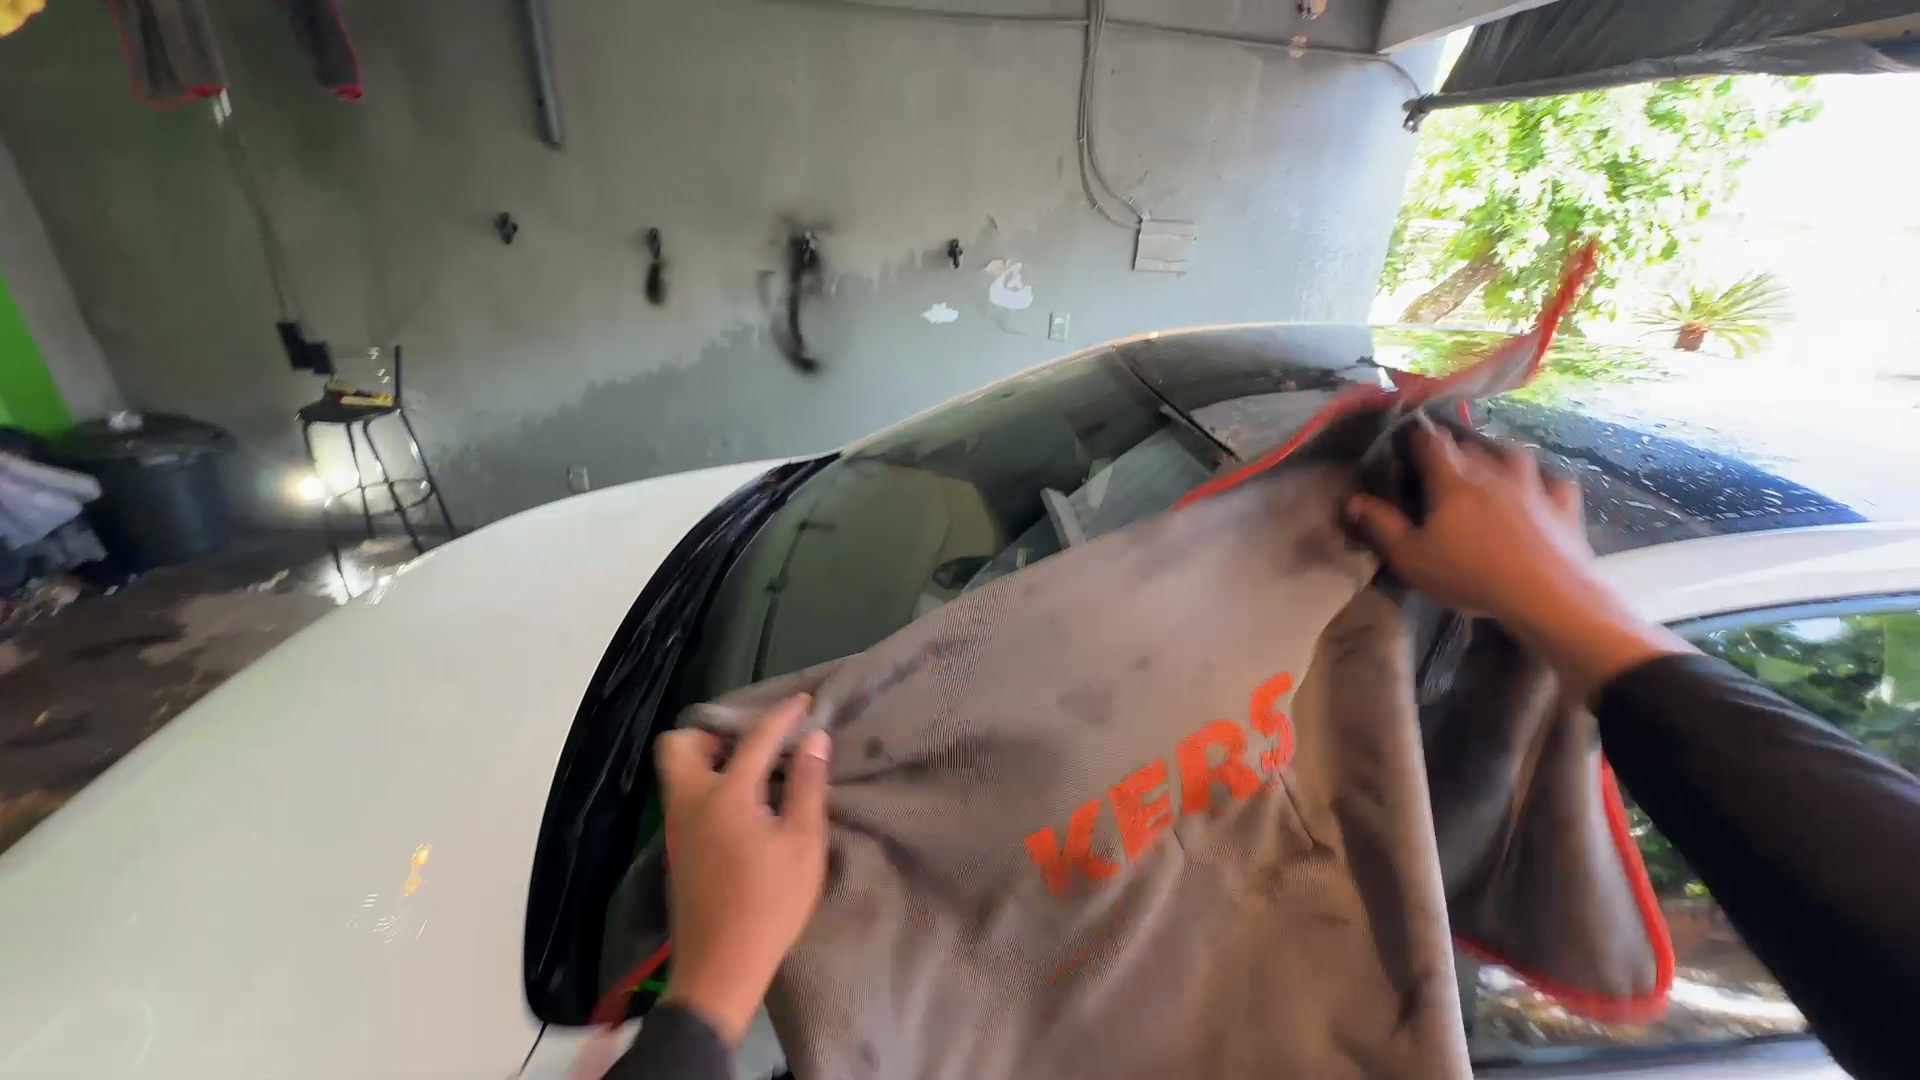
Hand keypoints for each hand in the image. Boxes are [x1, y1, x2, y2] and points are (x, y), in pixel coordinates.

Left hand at [655, 695, 830, 1043]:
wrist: (721, 968)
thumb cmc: (770, 904)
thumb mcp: (803, 844)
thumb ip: (808, 784)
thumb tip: (815, 738)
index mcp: (726, 795)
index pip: (755, 738)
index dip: (782, 714)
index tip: (805, 702)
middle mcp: (691, 801)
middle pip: (681, 743)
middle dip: (715, 730)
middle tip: (755, 740)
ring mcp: (677, 825)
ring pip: (677, 769)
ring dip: (709, 755)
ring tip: (751, 767)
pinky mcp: (675, 846)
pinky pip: (684, 793)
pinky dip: (707, 781)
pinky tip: (741, 801)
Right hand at [1345, 414, 1591, 623]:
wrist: (1546, 595)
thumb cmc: (1469, 575)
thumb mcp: (1410, 557)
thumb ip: (1381, 526)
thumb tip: (1353, 500)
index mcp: (1452, 483)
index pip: (1431, 444)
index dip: (1416, 435)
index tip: (1406, 434)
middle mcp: (1493, 474)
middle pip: (1470, 444)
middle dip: (1453, 444)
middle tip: (1440, 454)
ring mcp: (1533, 487)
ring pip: (1513, 453)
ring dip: (1496, 452)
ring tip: (1487, 460)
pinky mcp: (1562, 505)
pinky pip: (1554, 479)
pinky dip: (1542, 477)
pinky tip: (1538, 483)